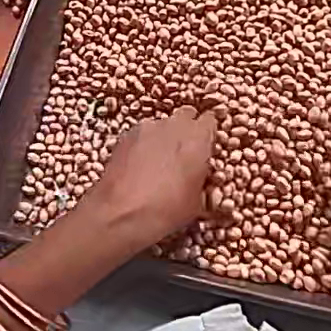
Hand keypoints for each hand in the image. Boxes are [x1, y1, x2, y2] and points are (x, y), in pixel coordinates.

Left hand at [76, 107, 215, 248]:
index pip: (210, 122)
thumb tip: (197, 174)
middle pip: (186, 117)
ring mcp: (148, 127)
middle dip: (186, 131)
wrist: (121, 213)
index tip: (206, 148)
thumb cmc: (166, 210)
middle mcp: (174, 125)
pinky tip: (140, 164)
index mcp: (198, 138)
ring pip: (162, 125)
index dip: (207, 135)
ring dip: (164, 137)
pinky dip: (144, 144)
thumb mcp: (197, 201)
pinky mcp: (126, 135)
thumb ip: (200, 177)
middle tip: (184, 154)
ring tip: (159, 162)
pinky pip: (142, 134)